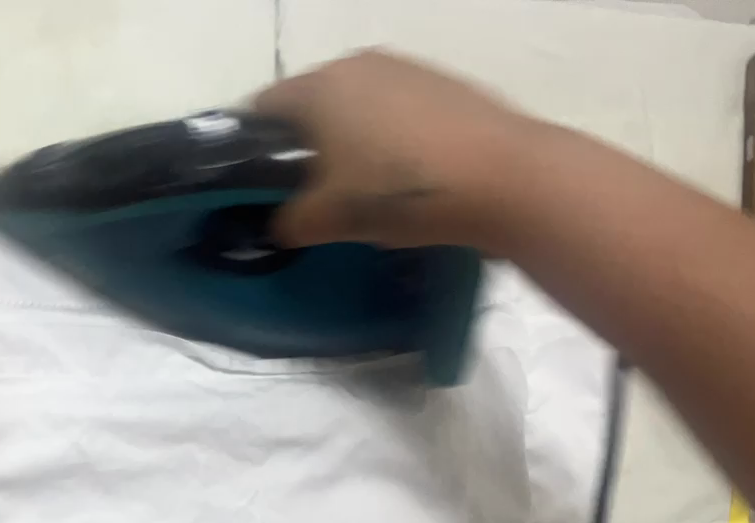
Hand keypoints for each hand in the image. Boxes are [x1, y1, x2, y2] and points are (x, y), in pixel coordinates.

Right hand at [255, 50, 534, 250]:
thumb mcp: (330, 220)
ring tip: (356, 194)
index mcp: (321, 86)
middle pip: (310, 108)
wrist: (503, 179)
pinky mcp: (442, 87)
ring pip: (354, 111)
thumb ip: (288, 222)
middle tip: (304, 199)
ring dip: (344, 147)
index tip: (254, 187)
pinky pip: (392, 116)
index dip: (251, 150)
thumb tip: (278, 225)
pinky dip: (383, 144)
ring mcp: (405, 70)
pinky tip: (399, 181)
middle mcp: (359, 64)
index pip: (262, 108)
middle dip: (300, 151)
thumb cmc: (400, 192)